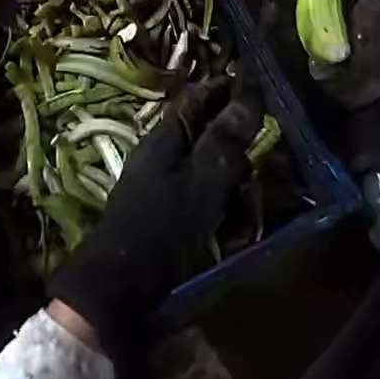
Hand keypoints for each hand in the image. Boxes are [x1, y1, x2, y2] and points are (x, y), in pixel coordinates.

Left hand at [47, 73, 263, 356]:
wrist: (117, 290)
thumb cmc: (161, 228)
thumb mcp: (202, 182)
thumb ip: (225, 138)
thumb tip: (249, 91)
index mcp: (166, 137)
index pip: (199, 96)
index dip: (228, 87)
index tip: (261, 88)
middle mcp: (161, 153)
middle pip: (205, 129)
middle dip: (234, 136)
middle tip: (262, 144)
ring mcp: (160, 182)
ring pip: (205, 162)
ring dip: (230, 171)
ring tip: (249, 192)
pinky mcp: (163, 210)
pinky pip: (198, 191)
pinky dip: (218, 197)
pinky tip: (231, 219)